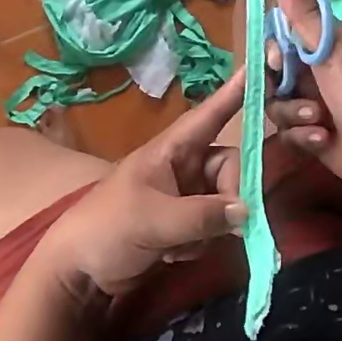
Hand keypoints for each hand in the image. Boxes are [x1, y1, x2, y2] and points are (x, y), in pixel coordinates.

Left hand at [34, 69, 249, 301]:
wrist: (78, 273)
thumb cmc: (106, 229)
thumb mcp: (153, 220)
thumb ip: (202, 215)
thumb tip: (247, 210)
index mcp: (171, 150)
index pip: (211, 116)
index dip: (236, 93)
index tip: (263, 67)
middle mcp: (184, 167)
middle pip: (231, 167)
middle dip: (233, 196)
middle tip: (231, 225)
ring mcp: (185, 196)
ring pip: (227, 201)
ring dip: (213, 227)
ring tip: (181, 246)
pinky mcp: (185, 223)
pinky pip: (215, 226)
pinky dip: (202, 242)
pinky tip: (174, 254)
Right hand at [261, 0, 341, 189]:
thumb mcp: (336, 49)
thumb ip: (306, 16)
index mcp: (323, 48)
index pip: (281, 40)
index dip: (272, 51)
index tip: (277, 60)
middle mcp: (316, 75)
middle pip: (272, 76)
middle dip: (278, 87)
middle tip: (290, 92)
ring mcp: (314, 107)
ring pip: (276, 107)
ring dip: (294, 113)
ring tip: (318, 119)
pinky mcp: (314, 138)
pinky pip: (289, 134)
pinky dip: (304, 136)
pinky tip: (324, 138)